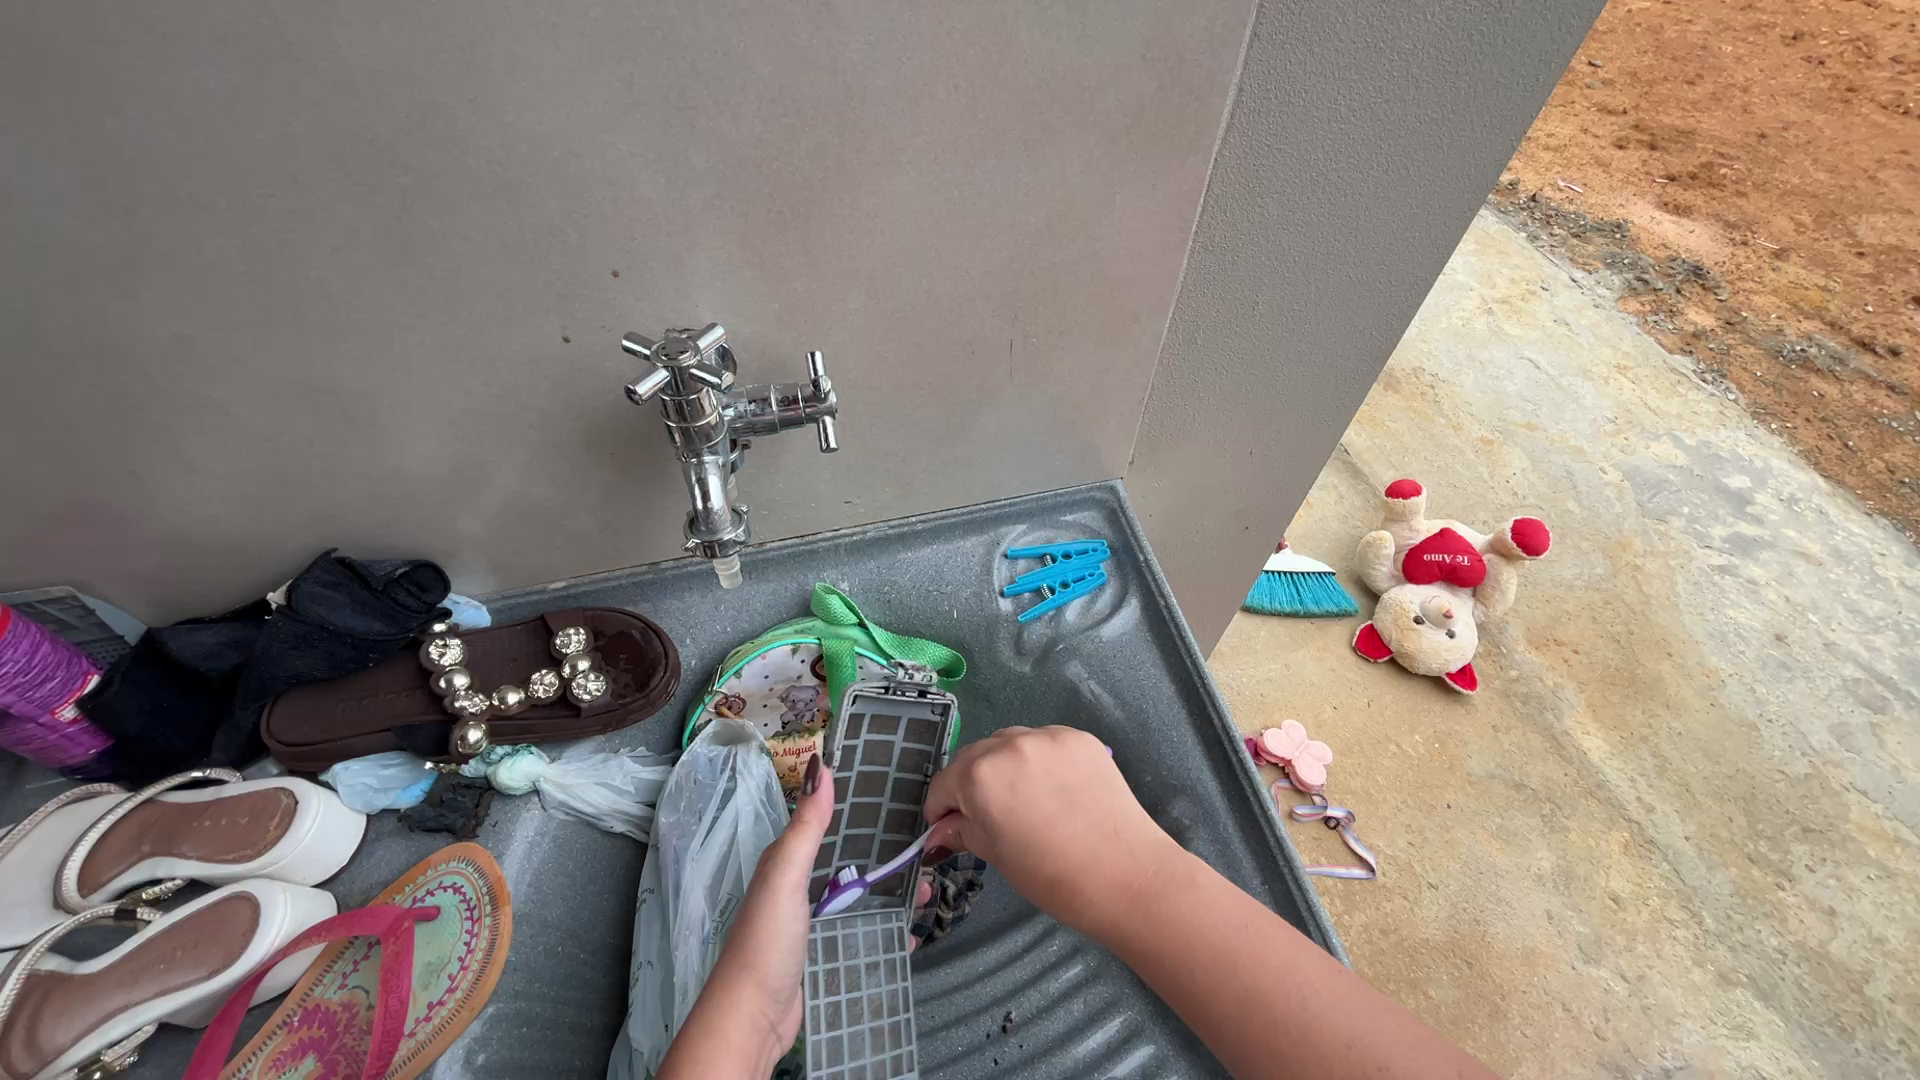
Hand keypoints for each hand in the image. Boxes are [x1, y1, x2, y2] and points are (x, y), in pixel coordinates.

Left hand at [658, 753, 940, 1078]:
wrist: (752, 1020)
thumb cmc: (767, 941)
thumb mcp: (785, 875)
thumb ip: (806, 825)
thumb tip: (821, 763)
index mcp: (789, 861)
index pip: (830, 823)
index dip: (863, 809)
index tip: (903, 798)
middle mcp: (802, 887)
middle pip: (853, 861)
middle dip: (889, 856)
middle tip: (929, 853)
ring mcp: (815, 924)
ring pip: (863, 897)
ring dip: (894, 893)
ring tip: (927, 893)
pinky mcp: (827, 955)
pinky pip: (864, 933)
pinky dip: (888, 930)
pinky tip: (911, 933)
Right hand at [923, 725, 1183, 940]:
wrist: (1127, 875)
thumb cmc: (1053, 876)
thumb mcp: (997, 856)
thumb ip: (963, 832)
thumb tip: (939, 831)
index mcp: (981, 776)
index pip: (944, 783)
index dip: (941, 808)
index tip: (947, 826)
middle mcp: (1010, 744)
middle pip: (974, 756)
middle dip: (970, 783)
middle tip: (984, 816)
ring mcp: (1048, 736)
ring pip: (1009, 743)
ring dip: (1004, 765)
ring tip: (1022, 799)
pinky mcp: (1079, 737)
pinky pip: (1044, 742)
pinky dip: (1039, 760)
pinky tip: (1053, 788)